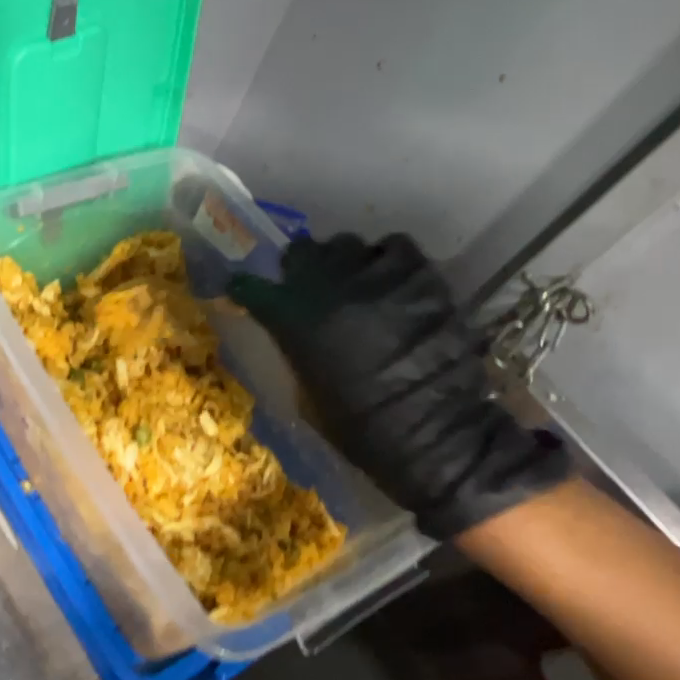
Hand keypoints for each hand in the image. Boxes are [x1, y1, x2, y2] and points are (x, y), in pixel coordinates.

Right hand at [228, 234, 568, 539]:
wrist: (431, 434)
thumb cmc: (358, 428)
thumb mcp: (306, 390)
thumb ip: (296, 346)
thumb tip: (293, 329)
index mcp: (293, 320)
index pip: (253, 287)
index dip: (248, 288)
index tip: (247, 290)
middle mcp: (330, 288)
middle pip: (304, 251)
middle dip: (302, 265)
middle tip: (311, 282)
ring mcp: (377, 277)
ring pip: (351, 245)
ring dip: (348, 262)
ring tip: (358, 282)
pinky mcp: (420, 276)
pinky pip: (396, 249)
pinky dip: (390, 261)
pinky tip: (393, 281)